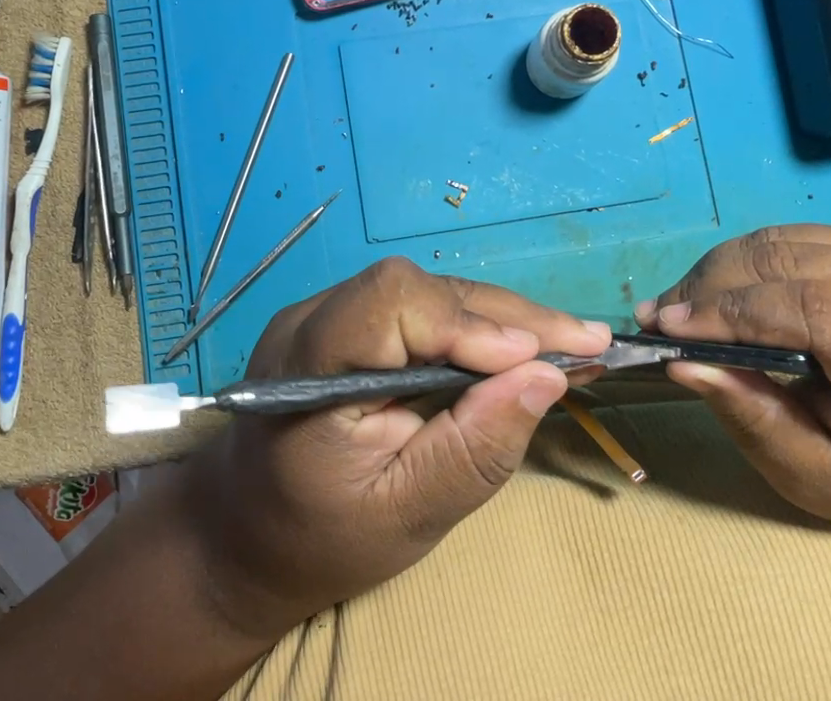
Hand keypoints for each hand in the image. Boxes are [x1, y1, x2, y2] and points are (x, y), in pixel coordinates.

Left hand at [179, 257, 609, 636]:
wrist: (242, 533)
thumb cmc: (318, 540)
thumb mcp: (405, 514)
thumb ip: (473, 450)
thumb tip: (547, 376)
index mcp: (308, 367)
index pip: (390, 302)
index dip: (467, 322)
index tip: (533, 360)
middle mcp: (312, 321)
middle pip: (421, 289)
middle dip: (509, 316)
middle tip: (588, 345)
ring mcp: (326, 316)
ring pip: (428, 293)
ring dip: (502, 319)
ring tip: (569, 346)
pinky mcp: (346, 324)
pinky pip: (419, 310)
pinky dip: (475, 330)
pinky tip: (520, 350)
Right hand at [642, 224, 830, 536]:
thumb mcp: (822, 481)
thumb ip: (757, 423)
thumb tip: (683, 365)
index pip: (815, 310)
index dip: (732, 311)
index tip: (667, 329)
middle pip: (794, 262)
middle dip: (713, 284)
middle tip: (658, 318)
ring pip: (787, 240)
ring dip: (720, 266)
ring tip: (679, 306)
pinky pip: (794, 236)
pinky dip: (744, 257)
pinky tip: (717, 291)